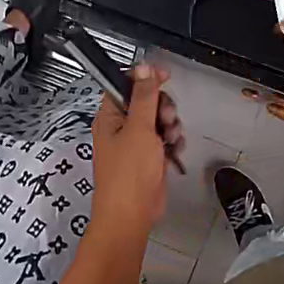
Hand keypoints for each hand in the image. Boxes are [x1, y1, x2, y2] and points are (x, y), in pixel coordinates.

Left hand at [88, 62, 175, 241]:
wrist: (132, 214)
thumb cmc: (128, 175)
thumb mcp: (139, 129)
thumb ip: (144, 97)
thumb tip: (144, 69)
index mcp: (109, 116)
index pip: (126, 84)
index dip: (145, 77)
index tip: (164, 76)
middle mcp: (120, 127)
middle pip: (147, 101)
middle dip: (163, 107)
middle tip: (166, 118)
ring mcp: (134, 143)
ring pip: (159, 120)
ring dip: (170, 125)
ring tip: (171, 138)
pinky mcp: (148, 157)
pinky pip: (164, 139)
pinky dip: (172, 142)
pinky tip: (174, 150)